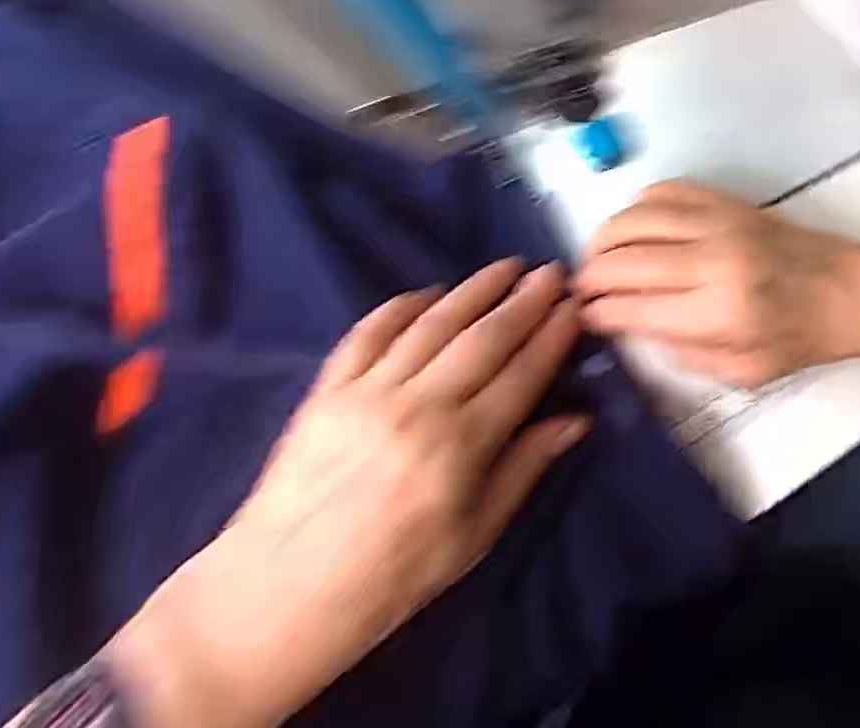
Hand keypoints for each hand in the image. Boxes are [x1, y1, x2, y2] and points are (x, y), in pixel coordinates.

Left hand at [105, 259, 587, 727]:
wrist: (283, 591)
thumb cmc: (393, 576)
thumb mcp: (474, 537)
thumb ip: (525, 468)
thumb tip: (577, 418)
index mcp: (460, 448)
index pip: (522, 374)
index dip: (553, 335)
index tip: (574, 306)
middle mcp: (418, 406)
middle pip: (485, 338)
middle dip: (525, 300)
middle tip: (552, 272)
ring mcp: (369, 390)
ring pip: (434, 323)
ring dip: (475, 290)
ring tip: (506, 267)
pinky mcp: (329, 387)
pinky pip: (371, 331)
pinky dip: (403, 305)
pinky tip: (430, 293)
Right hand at [575, 180, 859, 387]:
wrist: (849, 290)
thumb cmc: (799, 338)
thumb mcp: (744, 372)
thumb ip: (683, 354)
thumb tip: (634, 325)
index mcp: (719, 311)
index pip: (635, 307)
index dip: (599, 312)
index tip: (583, 315)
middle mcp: (712, 259)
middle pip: (626, 259)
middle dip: (591, 274)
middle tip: (579, 286)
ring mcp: (718, 221)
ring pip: (636, 217)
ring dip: (604, 236)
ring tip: (595, 255)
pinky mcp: (724, 200)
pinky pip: (664, 190)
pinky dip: (637, 206)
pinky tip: (631, 225)